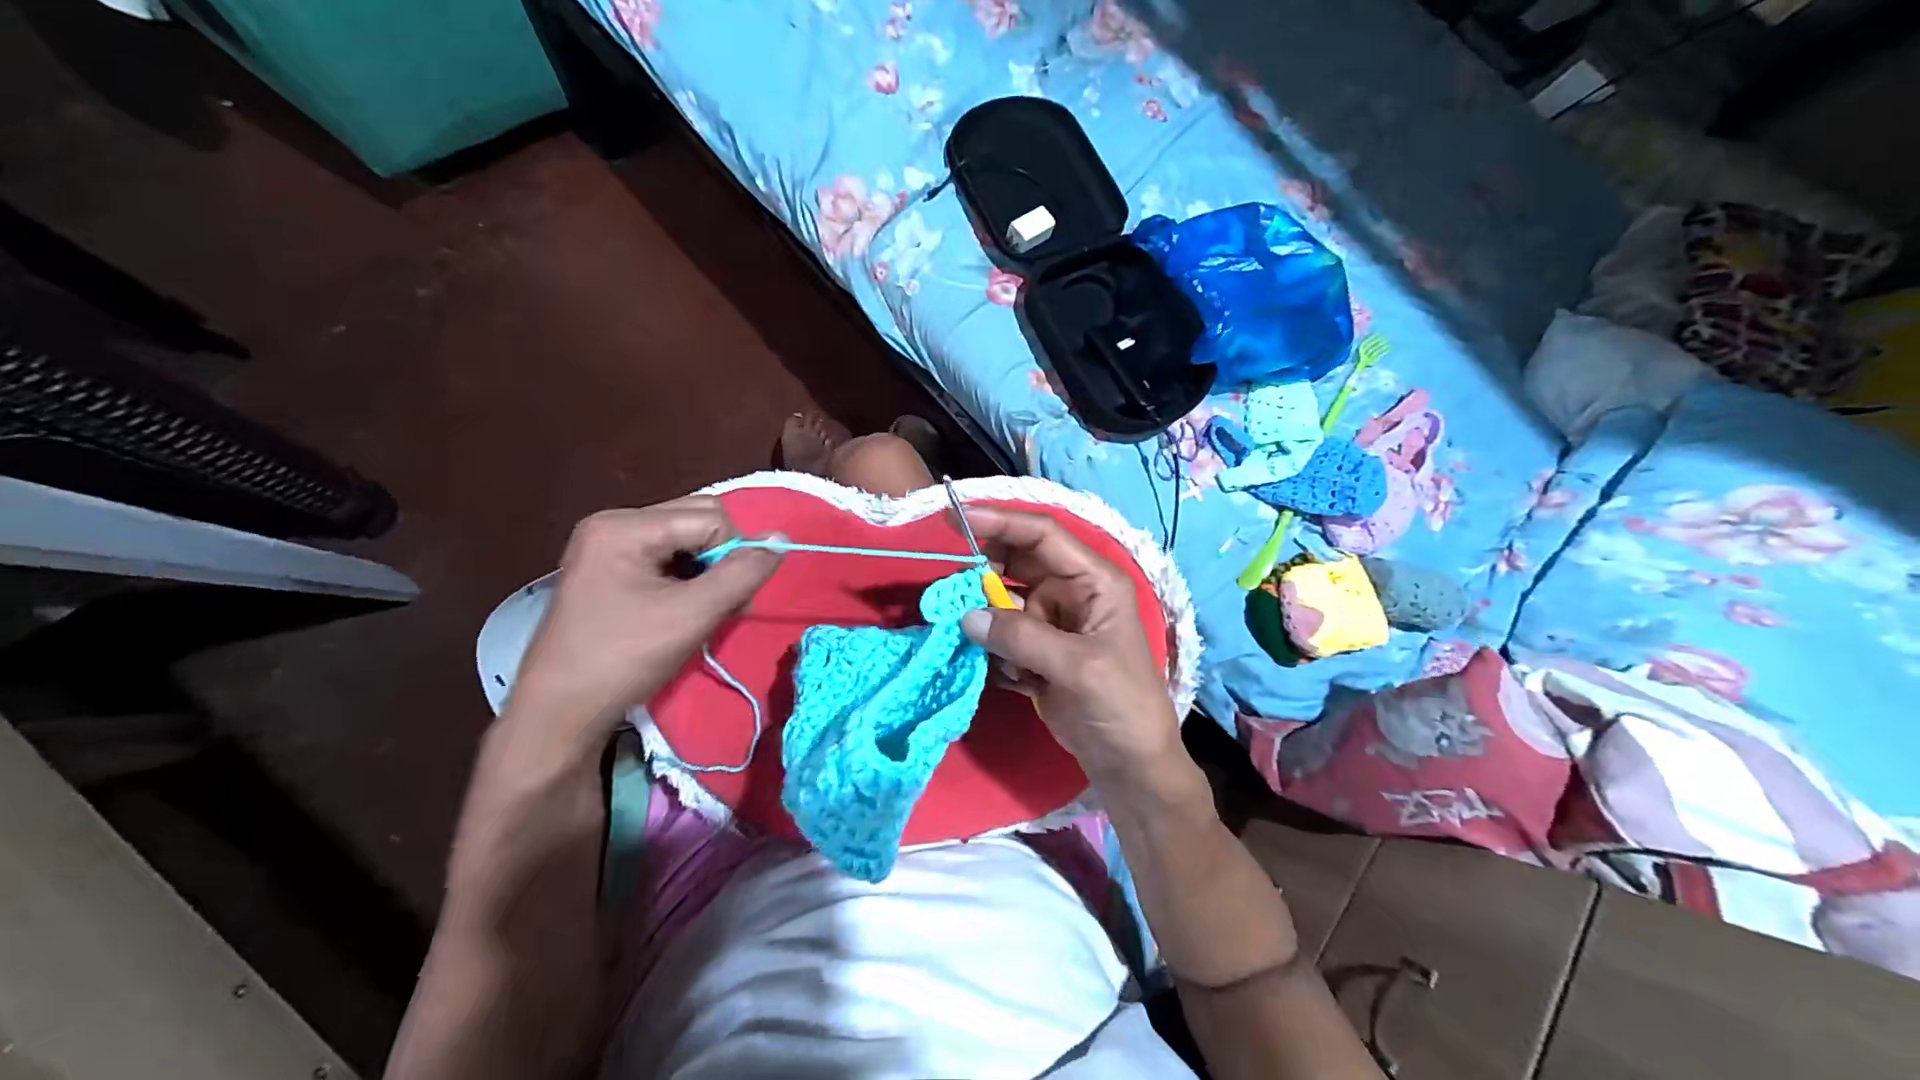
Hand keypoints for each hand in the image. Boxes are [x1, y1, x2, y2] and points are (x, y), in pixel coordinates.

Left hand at [504, 498, 780, 756]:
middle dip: (721, 560)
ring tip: (701, 613)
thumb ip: (742, 574)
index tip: (730, 601)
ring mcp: (607, 545)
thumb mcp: (692, 615)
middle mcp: (613, 523)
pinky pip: (666, 557)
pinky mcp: (608, 568)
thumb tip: (782, 541)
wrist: (560, 712)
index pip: (711, 517)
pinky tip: (681, 611)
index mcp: (624, 526)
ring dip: (706, 573)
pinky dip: (686, 580)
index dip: (734, 554)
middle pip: (697, 521)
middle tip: (722, 605)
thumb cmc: (624, 659)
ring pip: (686, 540)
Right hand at [958, 506, 1182, 792]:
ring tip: (960, 632)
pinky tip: (999, 672)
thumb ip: (1022, 638)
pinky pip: (999, 634)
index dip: (1000, 521)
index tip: (956, 517)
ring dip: (980, 614)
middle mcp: (1069, 592)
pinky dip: (987, 646)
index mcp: (1093, 581)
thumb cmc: (1121, 705)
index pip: (1042, 535)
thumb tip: (967, 617)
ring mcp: (1050, 621)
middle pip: (1015, 562)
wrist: (1129, 763)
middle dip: (981, 568)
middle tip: (946, 580)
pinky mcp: (1034, 650)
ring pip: (1001, 600)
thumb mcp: (1078, 667)